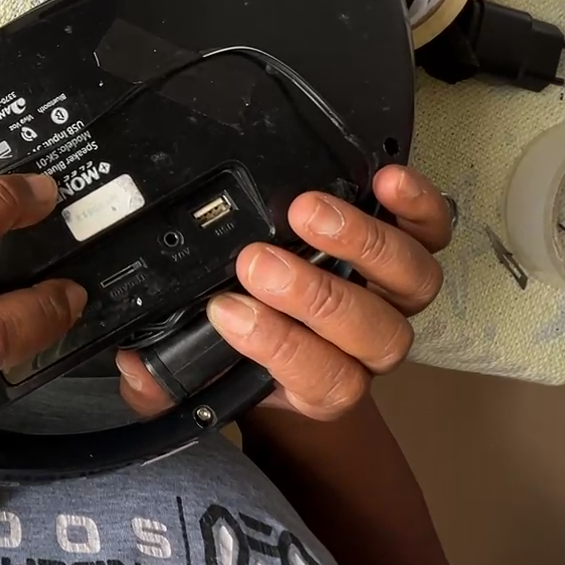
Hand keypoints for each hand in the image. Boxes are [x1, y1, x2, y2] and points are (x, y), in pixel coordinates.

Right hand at [115, 165, 450, 420]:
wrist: (290, 337)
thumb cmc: (243, 350)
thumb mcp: (197, 375)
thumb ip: (164, 384)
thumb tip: (135, 368)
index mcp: (320, 382)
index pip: (320, 378)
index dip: (278, 346)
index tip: (224, 310)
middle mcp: (363, 343)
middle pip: (371, 333)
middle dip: (313, 297)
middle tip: (258, 262)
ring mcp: (388, 295)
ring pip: (407, 281)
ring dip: (360, 245)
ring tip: (307, 212)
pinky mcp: (404, 249)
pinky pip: (429, 233)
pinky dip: (415, 208)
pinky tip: (383, 180)